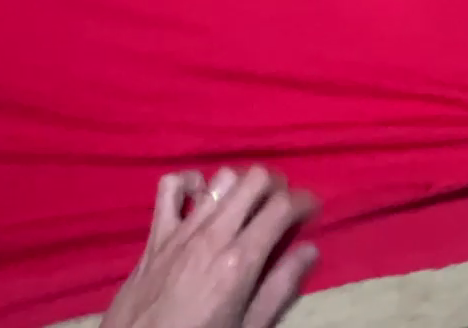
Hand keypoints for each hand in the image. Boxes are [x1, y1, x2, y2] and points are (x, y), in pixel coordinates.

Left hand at [101, 167, 319, 327]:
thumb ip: (279, 289)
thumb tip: (310, 251)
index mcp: (239, 262)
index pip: (282, 207)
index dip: (304, 201)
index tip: (312, 209)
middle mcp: (214, 235)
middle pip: (254, 179)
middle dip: (276, 185)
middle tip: (281, 207)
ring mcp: (182, 230)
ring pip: (221, 177)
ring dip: (240, 185)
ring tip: (246, 205)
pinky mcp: (156, 234)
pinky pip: (170, 186)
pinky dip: (189, 184)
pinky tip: (200, 199)